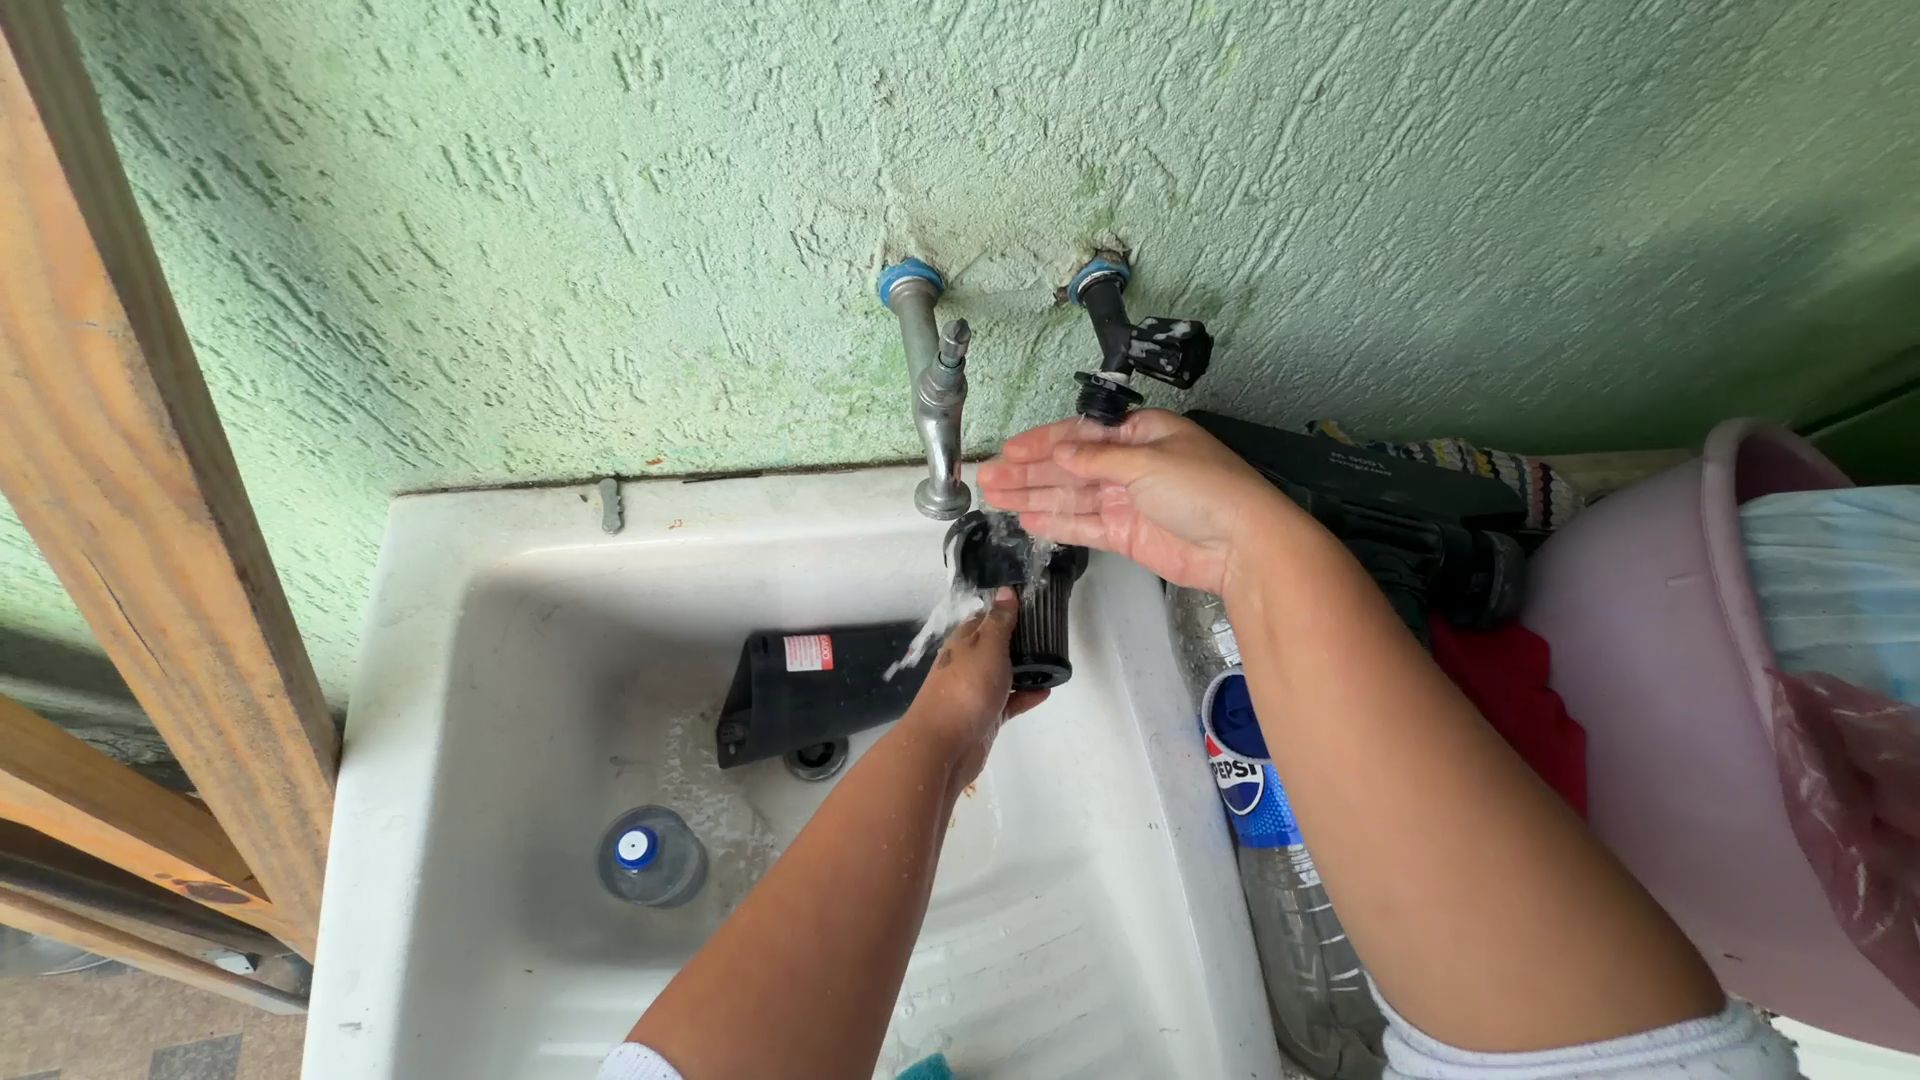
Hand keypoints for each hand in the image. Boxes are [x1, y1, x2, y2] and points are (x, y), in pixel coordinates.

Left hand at [903, 587, 1048, 790]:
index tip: (1034, 604)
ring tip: (1052, 661)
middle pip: (995, 646)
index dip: (1007, 609)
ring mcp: (976, 692)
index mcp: (963, 642)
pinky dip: (1026, 696)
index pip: (985, 618)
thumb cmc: (965, 689)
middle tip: (1050, 632)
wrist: (943, 746)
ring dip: (1025, 669)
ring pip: (1003, 674)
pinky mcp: (985, 716)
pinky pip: (1010, 701)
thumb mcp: (987, 647)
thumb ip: (999, 622)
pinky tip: (1046, 692)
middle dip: (1019, 640)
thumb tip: (1006, 591)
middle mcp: (968, 664)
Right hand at [977, 410, 1303, 593]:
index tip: (1009, 451)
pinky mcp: (1126, 535)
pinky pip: (1083, 526)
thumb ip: (1097, 458)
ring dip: (1034, 497)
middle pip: (1070, 467)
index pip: (1082, 435)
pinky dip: (1056, 524)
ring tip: (996, 498)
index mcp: (1141, 435)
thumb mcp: (1148, 461)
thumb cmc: (1205, 489)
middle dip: (1029, 472)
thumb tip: (1060, 452)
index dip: (1043, 443)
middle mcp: (1131, 466)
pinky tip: (1028, 520)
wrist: (1242, 545)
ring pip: (1071, 497)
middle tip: (989, 478)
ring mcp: (1126, 502)